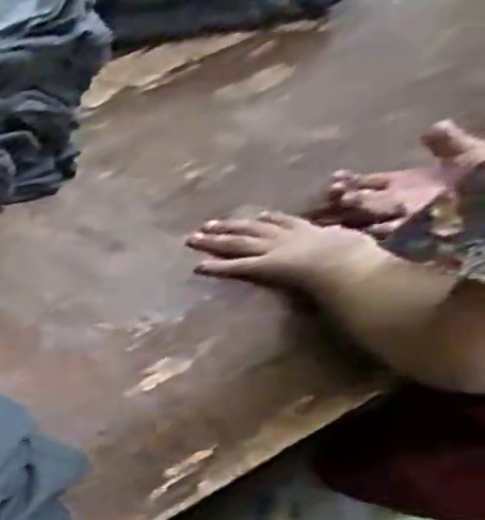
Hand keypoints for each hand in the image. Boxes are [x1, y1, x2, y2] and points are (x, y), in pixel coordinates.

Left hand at [185, 211, 388, 293]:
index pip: (290, 221)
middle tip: (207, 224)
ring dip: (214, 240)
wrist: (355, 265)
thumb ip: (352, 243)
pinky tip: (197, 267)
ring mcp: (277, 250)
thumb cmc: (364, 257)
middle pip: (255, 229)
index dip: (272, 218)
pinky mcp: (266, 266)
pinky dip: (216, 266)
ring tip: (192, 238)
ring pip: (239, 242)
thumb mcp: (360, 243)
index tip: (260, 215)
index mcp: (316, 230)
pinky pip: (236, 266)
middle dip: (230, 226)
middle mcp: (291, 237)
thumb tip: (360, 247)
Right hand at [313, 120, 484, 234]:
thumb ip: (448, 144)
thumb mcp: (469, 154)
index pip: (368, 182)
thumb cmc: (484, 176)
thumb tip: (434, 126)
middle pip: (359, 201)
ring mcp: (398, 219)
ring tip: (331, 215)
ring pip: (362, 219)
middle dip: (342, 199)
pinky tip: (355, 232)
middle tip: (329, 195)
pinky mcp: (406, 235)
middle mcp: (394, 201)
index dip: (350, 180)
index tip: (334, 179)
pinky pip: (380, 236)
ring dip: (347, 218)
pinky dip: (367, 234)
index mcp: (405, 182)